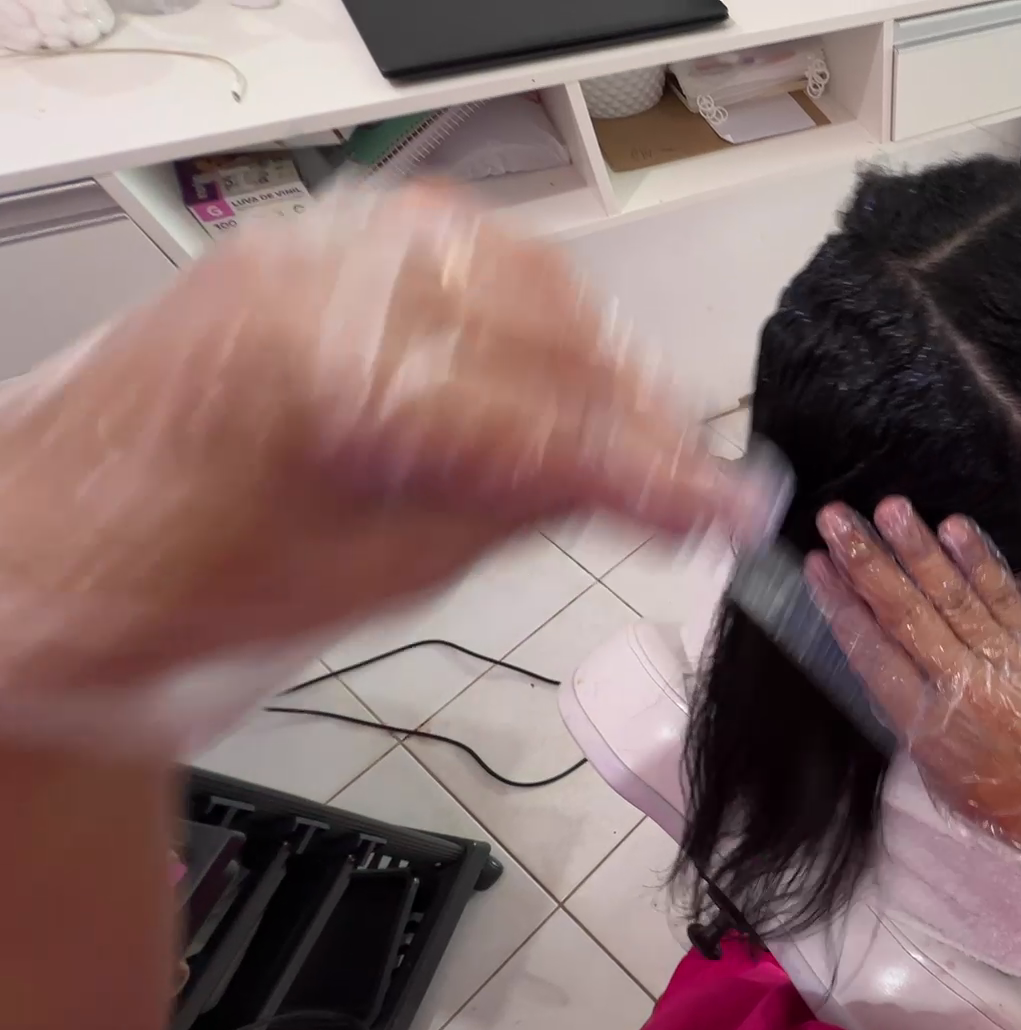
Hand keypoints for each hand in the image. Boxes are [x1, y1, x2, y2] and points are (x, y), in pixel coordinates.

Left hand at [0, 187, 769, 726]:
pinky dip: (566, 326)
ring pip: (546, 289)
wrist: (72, 541)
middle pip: (559, 341)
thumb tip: (654, 487)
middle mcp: (332, 276)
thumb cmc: (214, 584)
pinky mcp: (350, 242)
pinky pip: (504, 266)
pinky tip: (589, 378)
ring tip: (651, 446)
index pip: (547, 424)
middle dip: (645, 425)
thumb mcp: (402, 568)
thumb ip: (536, 502)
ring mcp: (337, 241)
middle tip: (702, 490)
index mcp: (323, 371)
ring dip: (615, 373)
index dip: (656, 476)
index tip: (736, 514)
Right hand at [803, 497, 1020, 903]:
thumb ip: (912, 715)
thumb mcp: (943, 778)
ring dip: (918, 549)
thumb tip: (881, 656)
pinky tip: (954, 527)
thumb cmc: (1010, 801)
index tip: (816, 567)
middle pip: (906, 615)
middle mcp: (965, 687)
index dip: (841, 607)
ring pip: (954, 596)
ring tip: (889, 508)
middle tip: (835, 519)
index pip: (873, 655)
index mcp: (930, 726)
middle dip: (867, 563)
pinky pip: (1006, 595)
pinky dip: (979, 560)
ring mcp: (1009, 661)